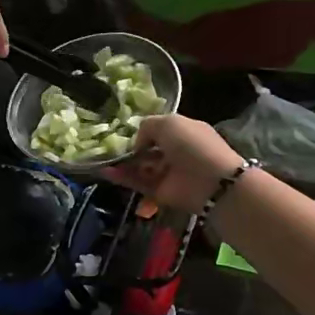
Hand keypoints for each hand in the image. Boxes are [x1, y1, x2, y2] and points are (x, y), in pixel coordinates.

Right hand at [105, 114, 245, 212]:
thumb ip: (147, 126)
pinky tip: (105, 172)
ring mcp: (168, 173)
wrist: (211, 182)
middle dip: (131, 148)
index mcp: (183, 131)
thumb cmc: (192, 145)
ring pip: (141, 167)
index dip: (143, 131)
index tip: (124, 132)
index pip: (159, 129)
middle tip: (110, 148)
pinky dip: (122, 178)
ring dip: (123, 163)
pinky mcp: (160, 192)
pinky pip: (138, 182)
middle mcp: (175, 151)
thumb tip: (138, 143)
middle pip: (148, 149)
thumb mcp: (169, 122)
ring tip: (103, 159)